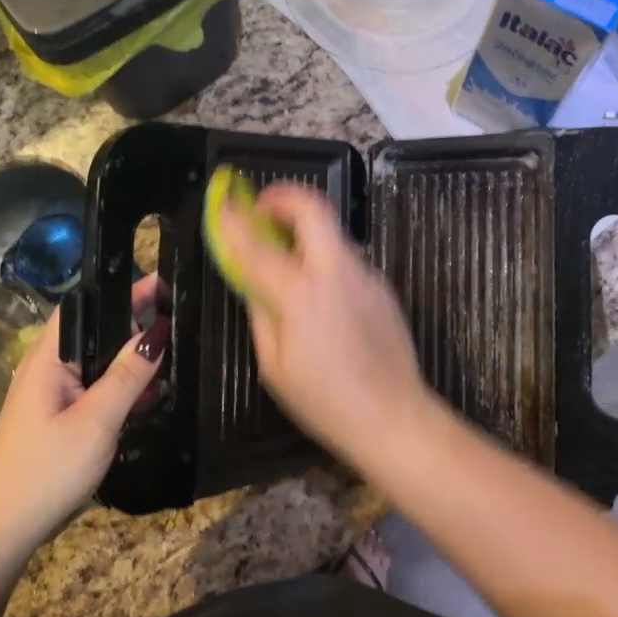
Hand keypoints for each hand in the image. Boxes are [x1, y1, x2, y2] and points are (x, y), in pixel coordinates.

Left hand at [0, 277, 167, 551]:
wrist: (3, 530)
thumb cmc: (47, 470)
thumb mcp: (96, 421)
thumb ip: (128, 375)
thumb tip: (160, 330)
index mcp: (48, 357)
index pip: (86, 304)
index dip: (124, 288)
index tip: (166, 284)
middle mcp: (47, 366)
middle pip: (94, 329)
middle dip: (134, 321)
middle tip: (179, 318)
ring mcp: (51, 392)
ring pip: (97, 360)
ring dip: (130, 356)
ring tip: (174, 353)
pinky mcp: (58, 415)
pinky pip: (94, 385)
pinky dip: (121, 384)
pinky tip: (150, 394)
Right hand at [212, 183, 437, 465]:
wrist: (395, 419)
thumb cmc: (325, 402)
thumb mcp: (274, 366)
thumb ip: (260, 315)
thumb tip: (251, 285)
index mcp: (301, 294)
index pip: (258, 245)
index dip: (235, 222)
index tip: (222, 206)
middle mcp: (336, 272)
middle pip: (312, 209)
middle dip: (284, 198)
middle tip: (263, 209)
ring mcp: (365, 276)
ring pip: (332, 234)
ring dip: (306, 234)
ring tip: (287, 261)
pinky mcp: (382, 288)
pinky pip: (347, 262)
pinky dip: (325, 262)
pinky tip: (320, 298)